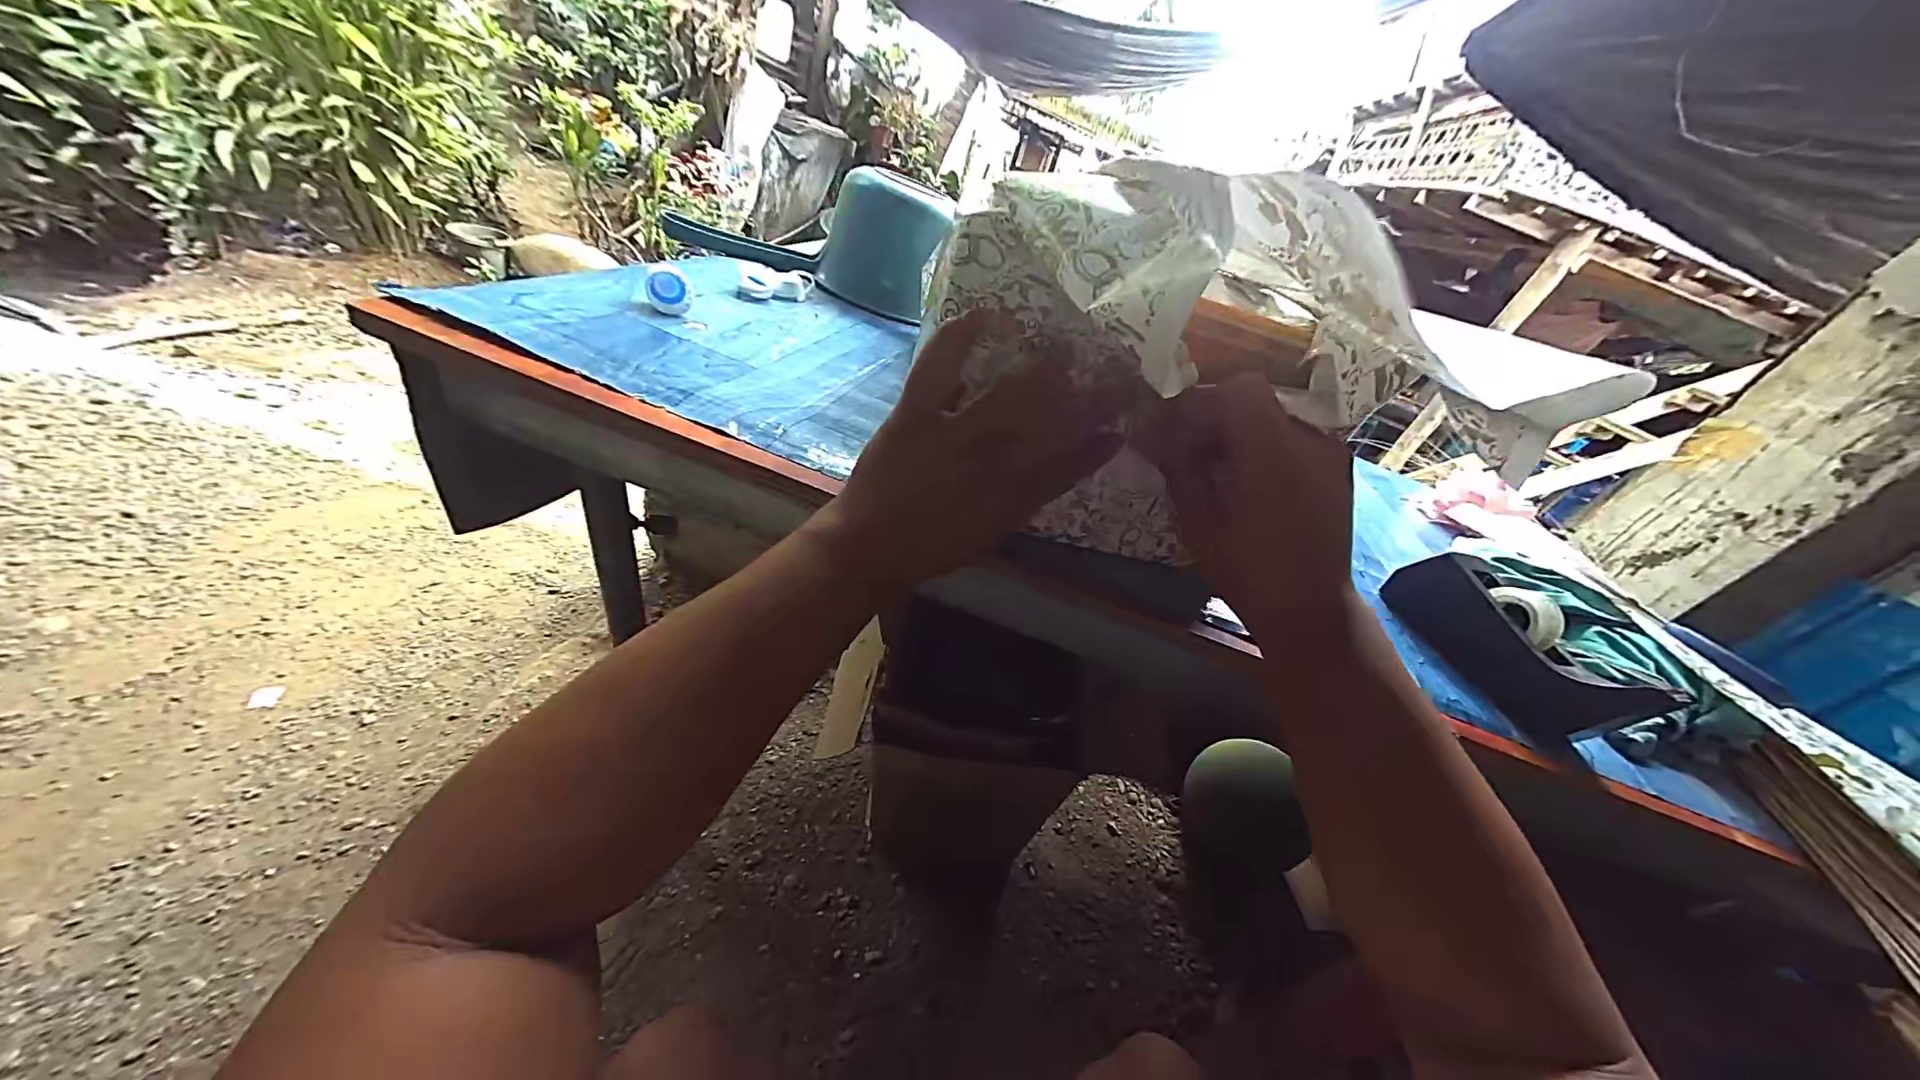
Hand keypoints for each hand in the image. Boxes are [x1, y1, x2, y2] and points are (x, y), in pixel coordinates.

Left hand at [812, 310, 1131, 585]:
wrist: (867, 546)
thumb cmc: (932, 544)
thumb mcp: (990, 531)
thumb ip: (1028, 497)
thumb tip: (1061, 464)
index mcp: (1012, 500)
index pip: (1070, 466)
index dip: (1100, 443)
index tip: (1123, 422)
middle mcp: (990, 466)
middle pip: (1052, 424)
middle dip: (1089, 396)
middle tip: (1111, 372)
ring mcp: (951, 436)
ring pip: (1010, 394)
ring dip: (1044, 368)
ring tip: (1065, 348)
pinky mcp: (914, 415)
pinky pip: (940, 367)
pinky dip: (963, 336)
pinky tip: (989, 317)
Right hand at [1136, 373, 1353, 627]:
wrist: (1310, 608)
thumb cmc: (1247, 572)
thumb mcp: (1198, 521)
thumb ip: (1177, 465)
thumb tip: (1151, 427)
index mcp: (1274, 453)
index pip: (1240, 389)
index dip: (1203, 399)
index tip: (1176, 424)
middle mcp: (1310, 441)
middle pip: (1256, 401)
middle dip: (1216, 417)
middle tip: (1187, 449)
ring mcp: (1330, 452)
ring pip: (1273, 417)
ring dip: (1239, 432)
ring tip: (1216, 468)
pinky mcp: (1337, 467)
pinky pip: (1292, 438)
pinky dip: (1263, 447)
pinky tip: (1246, 481)